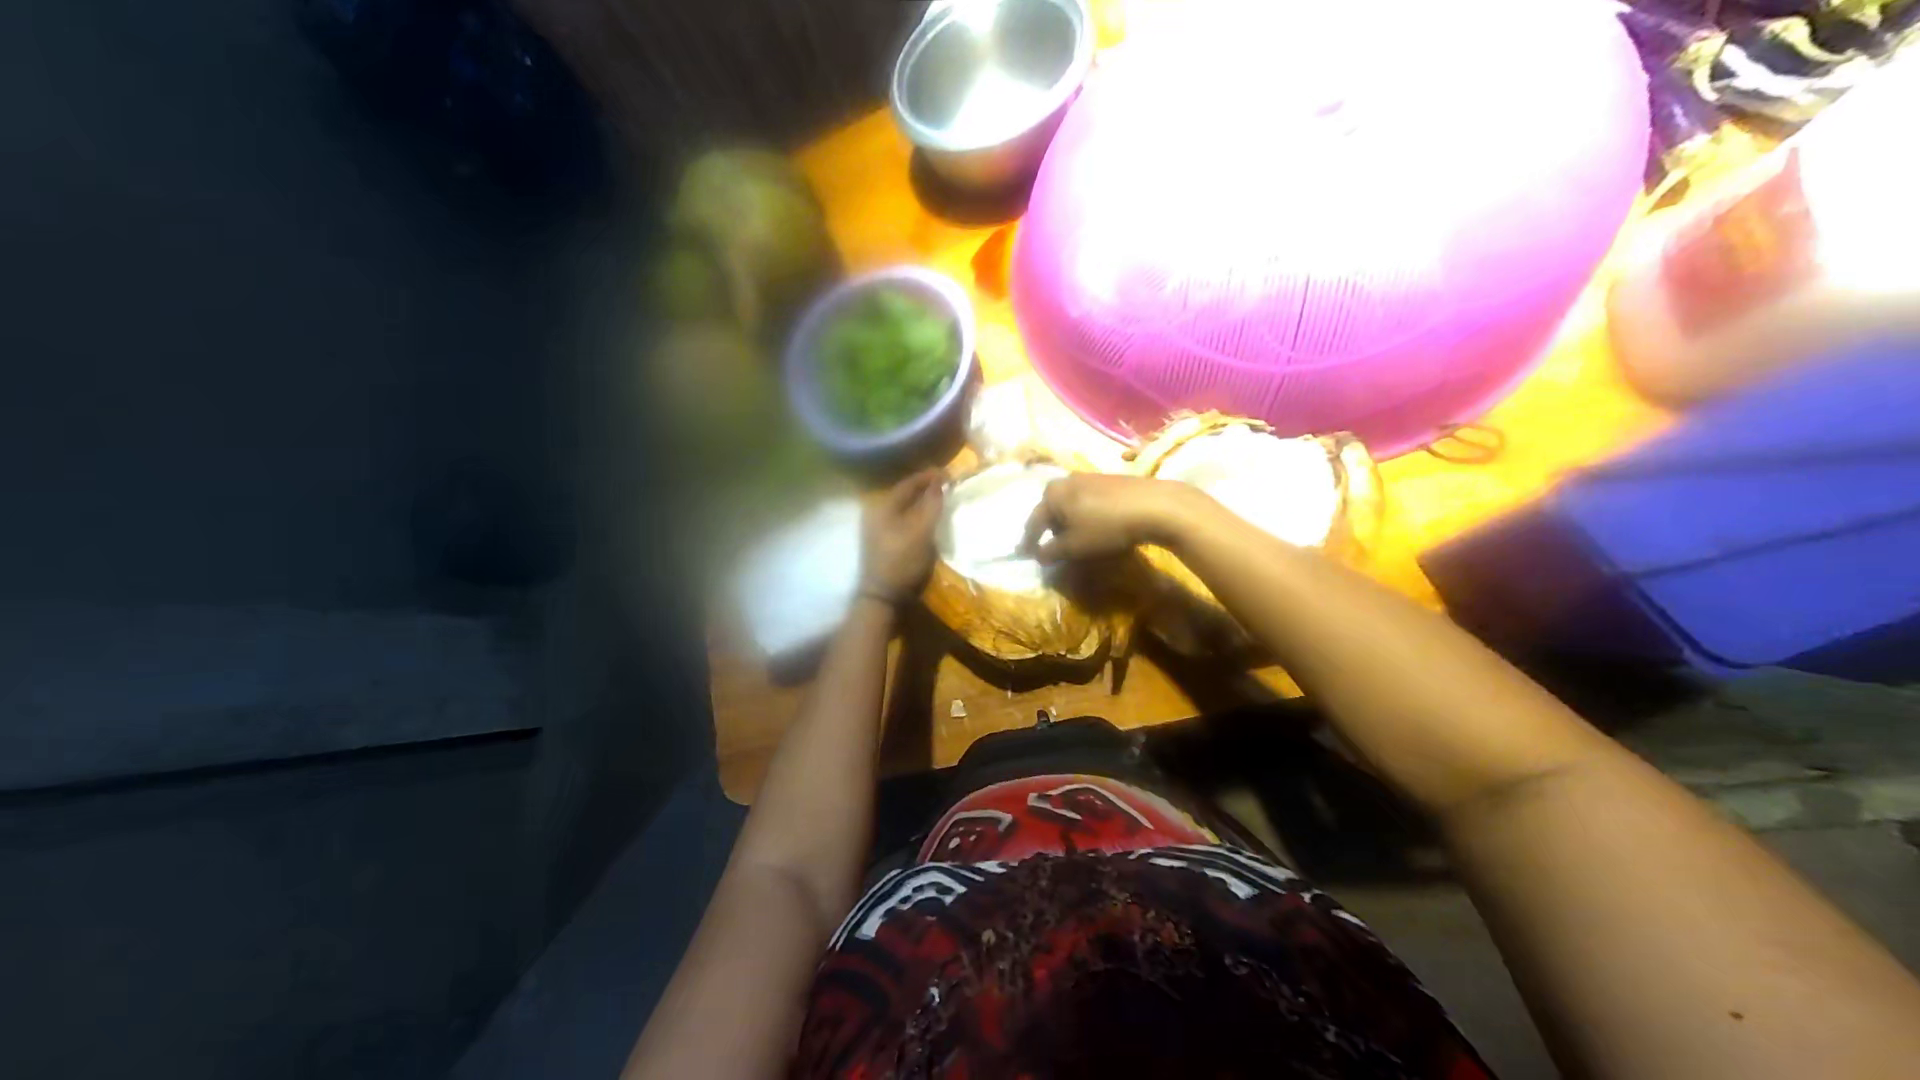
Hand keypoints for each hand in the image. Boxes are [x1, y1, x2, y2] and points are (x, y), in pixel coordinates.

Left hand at [859, 469, 944, 604]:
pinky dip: (918, 518)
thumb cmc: (902, 562)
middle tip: (948, 486)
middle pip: (905, 495)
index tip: (949, 473)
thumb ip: (931, 505)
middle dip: (927, 489)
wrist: (883, 598)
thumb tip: (940, 482)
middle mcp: (877, 513)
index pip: (908, 483)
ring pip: (905, 509)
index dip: (929, 476)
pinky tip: (931, 522)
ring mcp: (879, 529)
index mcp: (883, 506)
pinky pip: (904, 522)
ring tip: (943, 502)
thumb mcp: (921, 532)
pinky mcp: (884, 543)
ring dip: (923, 504)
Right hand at [1022, 474, 1200, 562]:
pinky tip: (1094, 526)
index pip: (1033, 522)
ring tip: (1074, 539)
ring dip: (1068, 522)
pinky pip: (1087, 501)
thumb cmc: (1106, 527)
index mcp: (1051, 494)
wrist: (1154, 506)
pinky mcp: (1109, 480)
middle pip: (1050, 509)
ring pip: (1069, 504)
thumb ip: (1050, 552)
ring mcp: (1088, 477)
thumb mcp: (1074, 546)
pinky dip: (1084, 515)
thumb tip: (1038, 555)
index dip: (1029, 542)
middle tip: (1050, 547)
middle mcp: (1065, 480)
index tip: (1024, 556)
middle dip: (1049, 529)